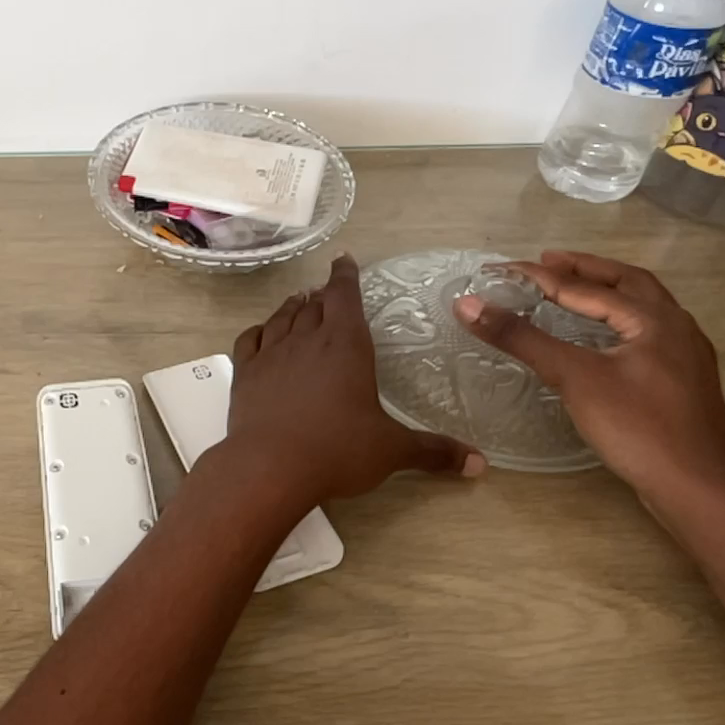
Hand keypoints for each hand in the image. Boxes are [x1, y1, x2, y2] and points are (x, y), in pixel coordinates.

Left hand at [220, 254, 484, 508]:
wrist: (269, 465)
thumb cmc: (337, 450)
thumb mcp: (391, 449)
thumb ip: (433, 451)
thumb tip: (480, 463)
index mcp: (345, 345)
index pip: (345, 296)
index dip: (345, 276)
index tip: (344, 259)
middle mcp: (306, 340)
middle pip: (314, 305)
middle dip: (323, 294)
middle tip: (328, 291)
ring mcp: (271, 353)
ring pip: (282, 317)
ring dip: (292, 306)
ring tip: (299, 301)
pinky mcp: (245, 372)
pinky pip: (250, 339)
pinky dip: (259, 329)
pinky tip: (262, 333)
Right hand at [451, 250, 724, 508]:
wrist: (699, 490)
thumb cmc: (637, 426)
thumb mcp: (572, 377)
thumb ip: (521, 337)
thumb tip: (468, 304)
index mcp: (655, 320)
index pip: (588, 288)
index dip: (541, 277)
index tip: (502, 270)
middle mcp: (677, 329)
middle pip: (629, 284)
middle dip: (586, 270)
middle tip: (547, 263)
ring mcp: (685, 357)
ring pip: (643, 309)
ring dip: (606, 292)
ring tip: (570, 291)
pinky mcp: (682, 382)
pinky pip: (646, 333)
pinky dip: (617, 319)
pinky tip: (598, 337)